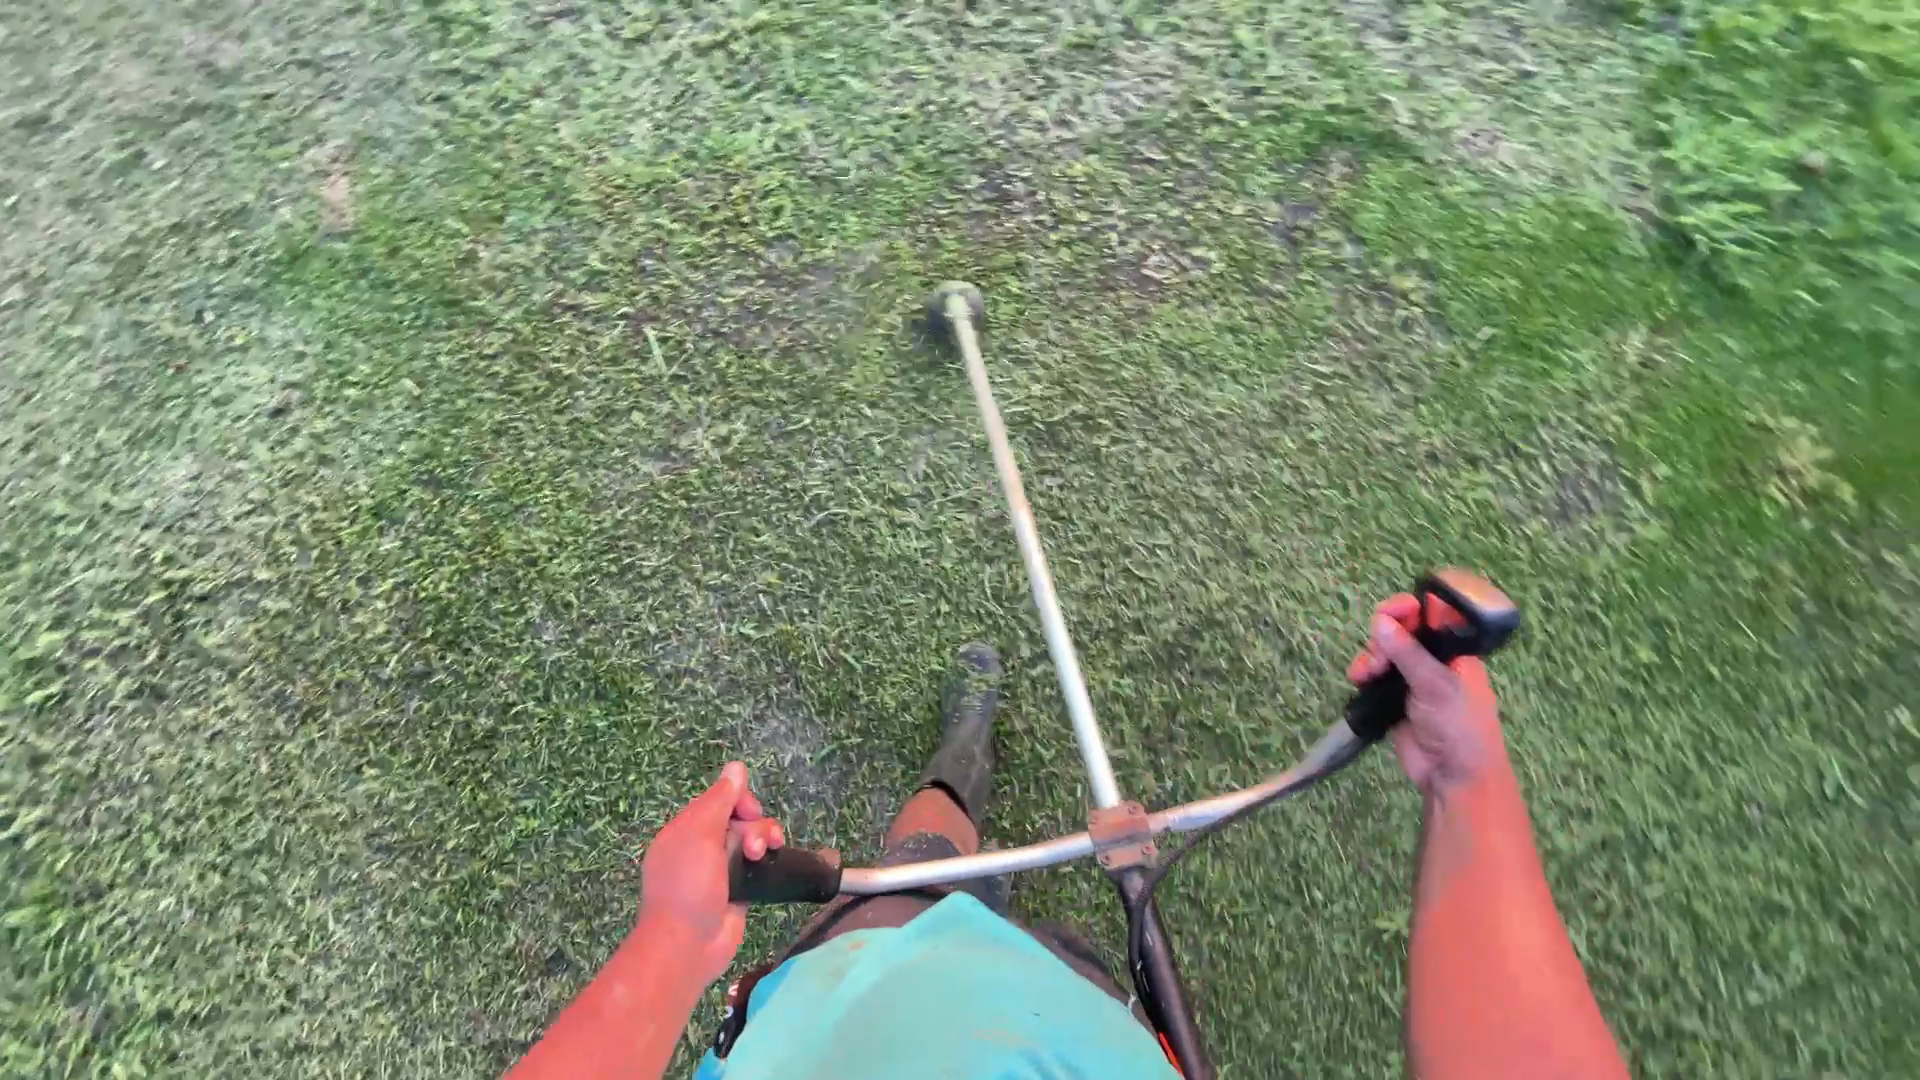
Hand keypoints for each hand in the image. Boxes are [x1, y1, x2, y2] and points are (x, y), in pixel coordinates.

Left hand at [637, 761, 784, 984]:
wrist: (687, 946)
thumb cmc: (688, 884)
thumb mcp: (700, 833)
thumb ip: (720, 799)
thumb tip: (736, 767)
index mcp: (684, 831)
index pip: (717, 801)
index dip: (738, 800)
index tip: (750, 811)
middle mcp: (700, 848)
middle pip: (737, 818)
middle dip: (753, 823)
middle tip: (756, 843)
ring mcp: (719, 871)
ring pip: (750, 839)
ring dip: (762, 838)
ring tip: (763, 854)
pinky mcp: (737, 890)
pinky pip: (756, 863)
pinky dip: (766, 859)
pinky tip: (773, 861)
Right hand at [1347, 594, 1505, 797]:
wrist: (1453, 776)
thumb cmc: (1459, 726)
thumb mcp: (1436, 685)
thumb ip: (1408, 652)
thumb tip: (1380, 620)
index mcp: (1456, 652)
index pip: (1433, 614)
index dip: (1410, 609)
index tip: (1390, 613)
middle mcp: (1435, 660)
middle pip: (1401, 630)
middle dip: (1383, 637)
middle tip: (1379, 657)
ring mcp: (1414, 679)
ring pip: (1384, 652)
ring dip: (1370, 657)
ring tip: (1365, 675)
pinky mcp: (1394, 697)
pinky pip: (1374, 674)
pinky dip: (1364, 674)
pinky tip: (1359, 681)